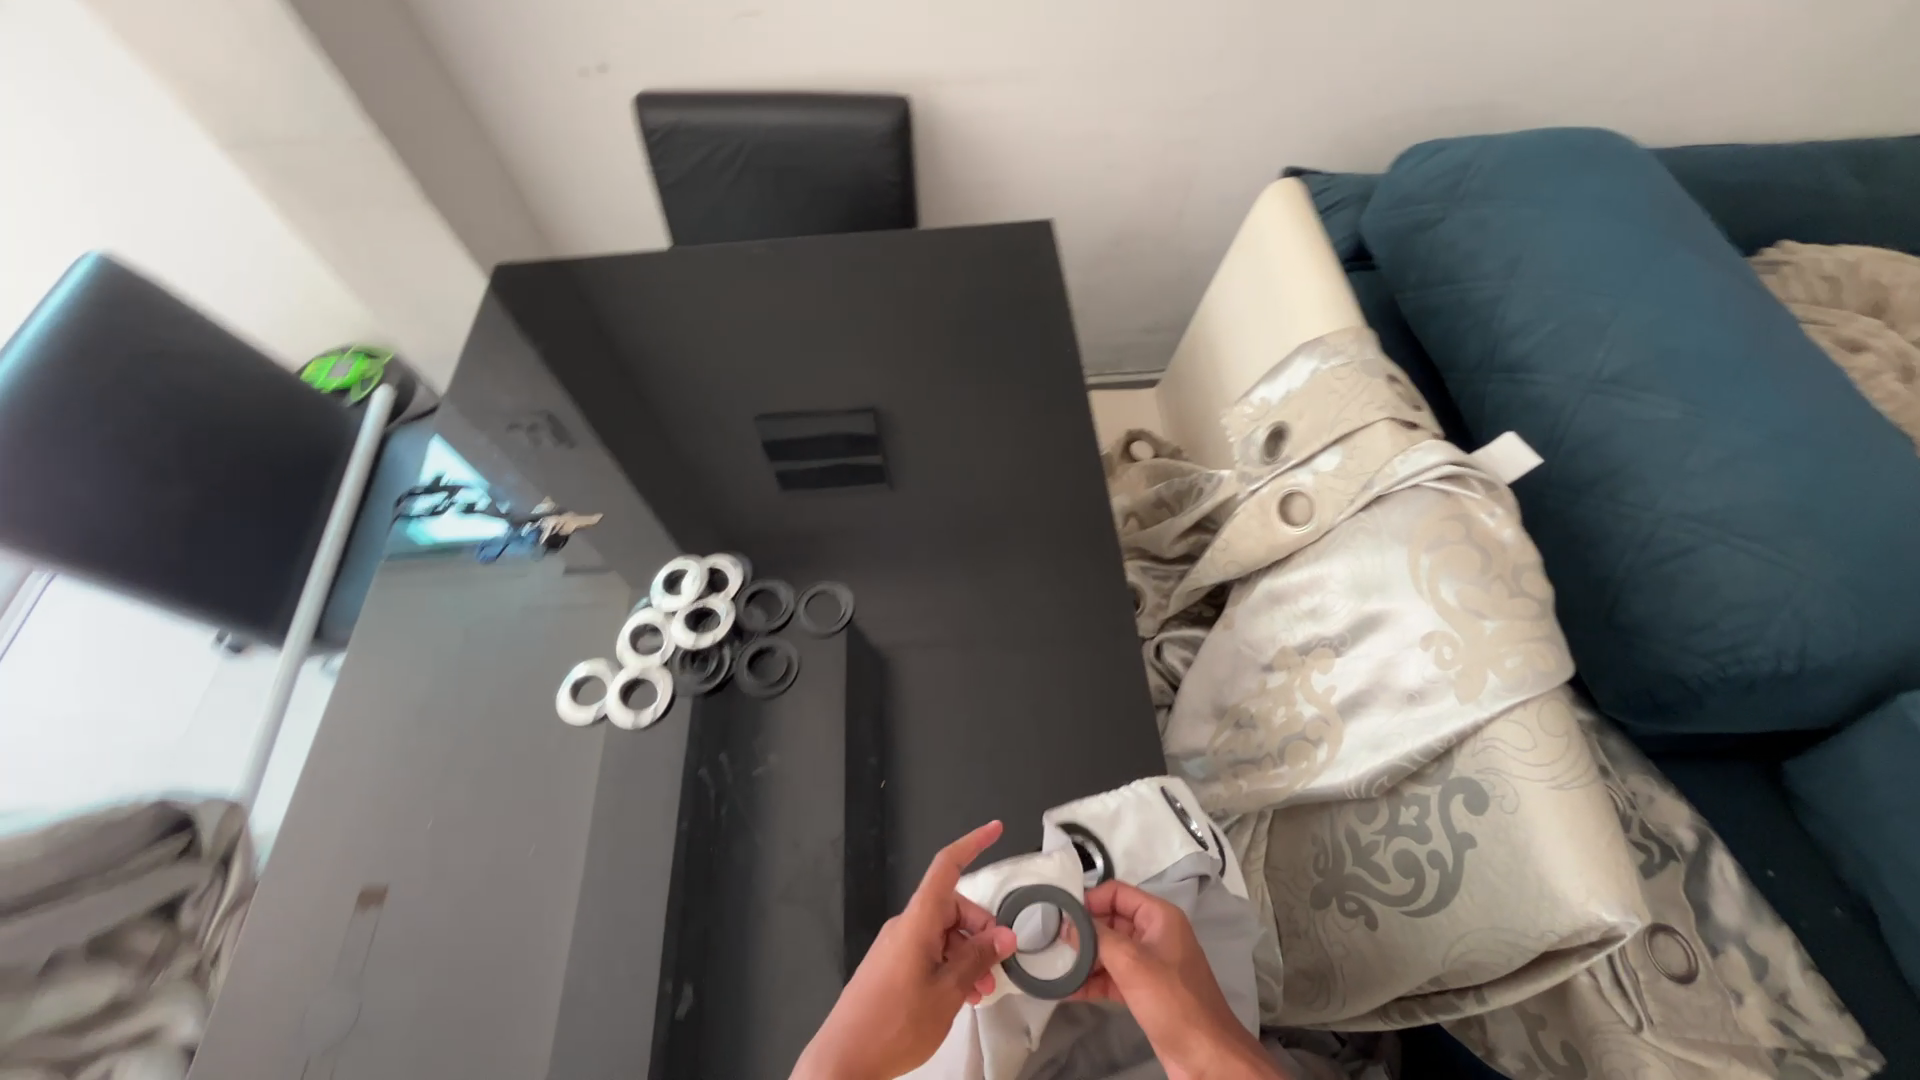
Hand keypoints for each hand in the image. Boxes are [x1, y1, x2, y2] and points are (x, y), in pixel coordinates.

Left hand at [792, 821, 1017, 1079]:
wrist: (843, 1060)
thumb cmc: (894, 1024)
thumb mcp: (947, 993)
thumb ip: (977, 960)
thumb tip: (1005, 936)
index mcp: (918, 920)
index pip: (946, 866)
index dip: (972, 843)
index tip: (995, 829)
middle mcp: (905, 925)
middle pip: (952, 906)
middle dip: (981, 929)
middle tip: (1000, 961)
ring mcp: (897, 945)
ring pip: (943, 933)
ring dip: (968, 954)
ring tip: (984, 989)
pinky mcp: (892, 966)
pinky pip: (929, 951)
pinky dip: (950, 965)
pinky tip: (963, 994)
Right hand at [1070, 881, 1286, 1079]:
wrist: (1207, 1060)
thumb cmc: (1173, 1002)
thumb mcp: (1132, 963)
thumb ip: (1097, 938)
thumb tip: (1067, 923)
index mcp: (1159, 917)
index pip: (1117, 893)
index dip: (1089, 900)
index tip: (1061, 915)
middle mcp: (1154, 935)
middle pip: (1110, 921)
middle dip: (1082, 931)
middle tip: (1050, 940)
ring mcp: (1148, 965)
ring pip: (1108, 951)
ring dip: (1083, 959)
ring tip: (1052, 965)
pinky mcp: (1142, 991)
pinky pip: (1111, 977)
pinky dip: (1091, 982)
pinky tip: (1065, 989)